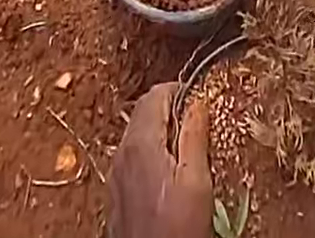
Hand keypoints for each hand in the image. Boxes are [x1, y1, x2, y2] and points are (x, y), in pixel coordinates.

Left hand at [109, 83, 212, 237]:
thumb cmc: (177, 231)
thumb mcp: (196, 182)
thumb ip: (194, 136)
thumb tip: (197, 102)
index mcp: (141, 142)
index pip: (156, 94)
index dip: (178, 91)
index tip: (198, 100)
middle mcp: (123, 151)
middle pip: (144, 110)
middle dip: (169, 108)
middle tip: (195, 121)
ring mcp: (116, 172)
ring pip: (137, 130)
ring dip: (160, 128)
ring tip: (186, 146)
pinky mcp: (117, 190)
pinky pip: (132, 153)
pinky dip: (150, 148)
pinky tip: (168, 170)